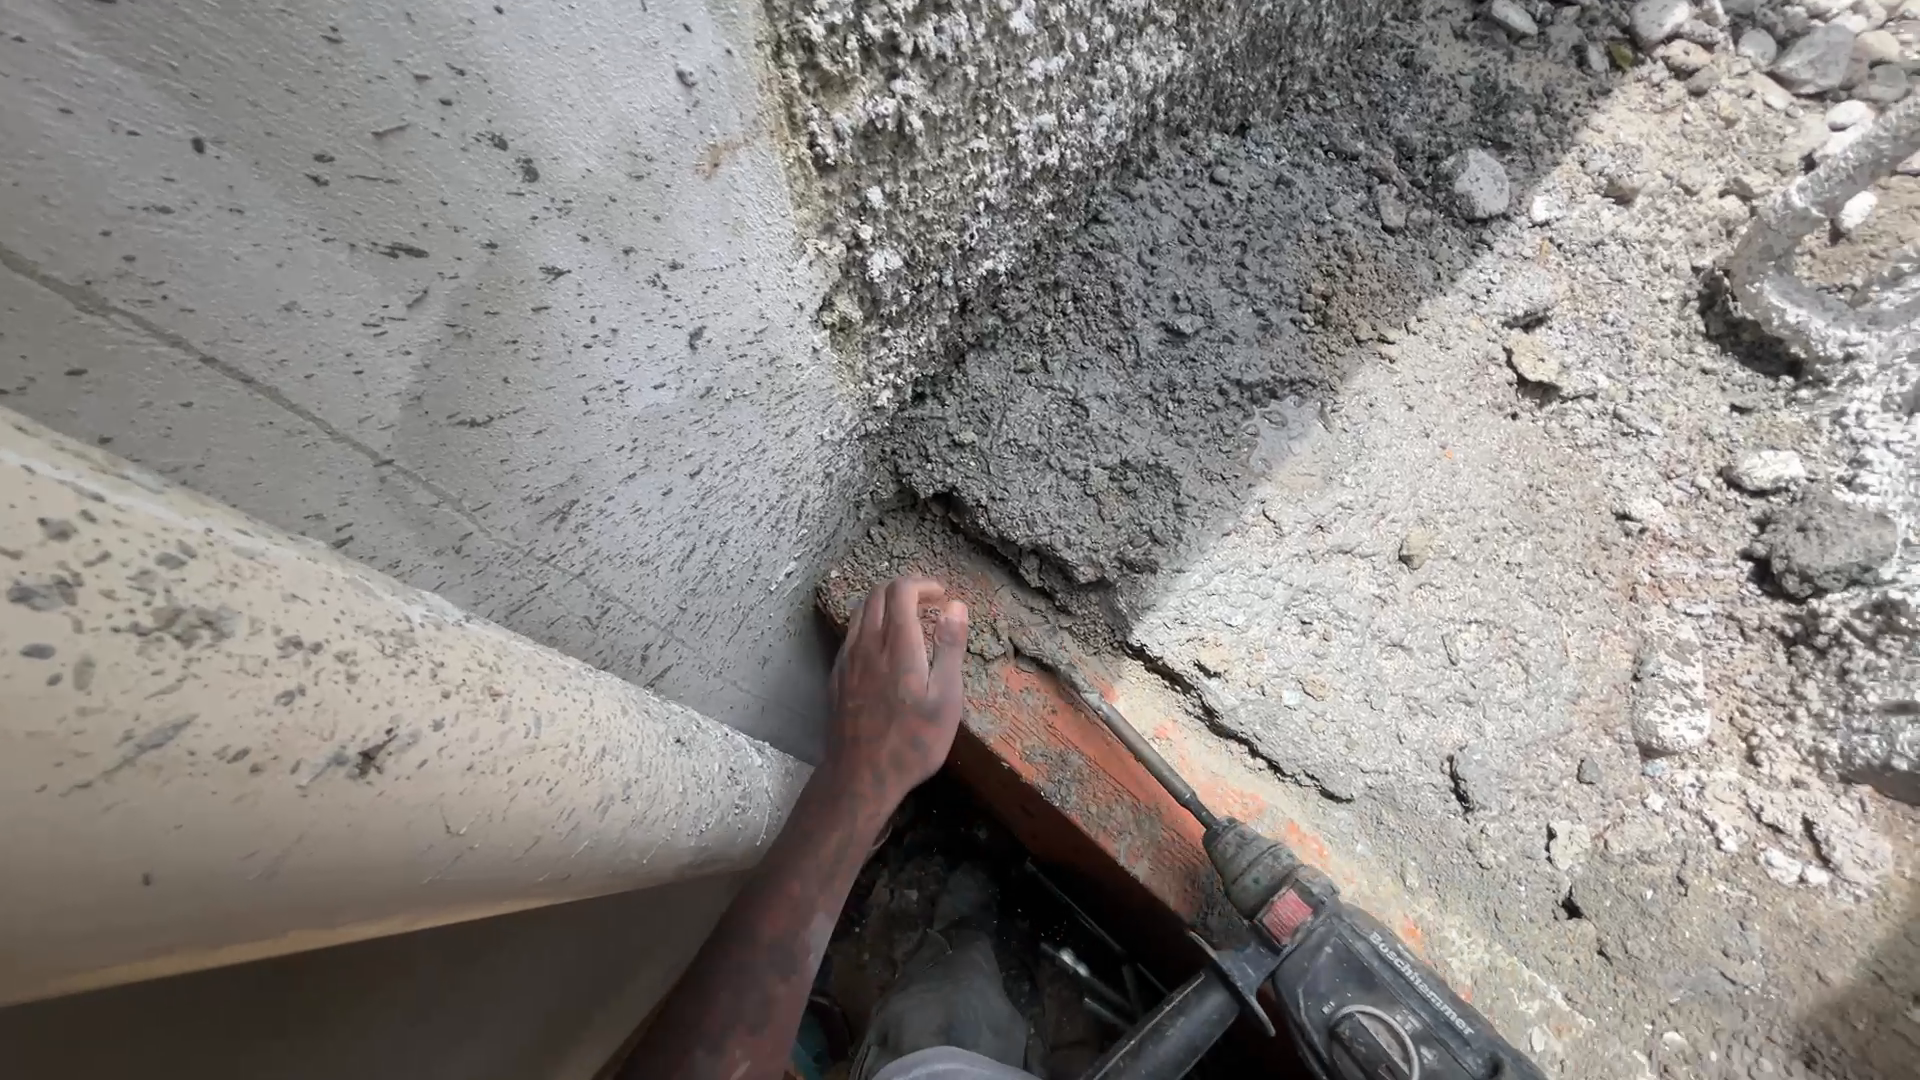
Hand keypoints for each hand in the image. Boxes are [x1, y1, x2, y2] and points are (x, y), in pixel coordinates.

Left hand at [826, 576, 968, 803]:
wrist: (861, 777)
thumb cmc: (913, 742)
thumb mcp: (946, 699)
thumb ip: (950, 647)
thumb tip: (956, 605)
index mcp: (898, 645)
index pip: (901, 590)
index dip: (922, 584)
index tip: (942, 595)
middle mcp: (868, 644)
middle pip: (877, 593)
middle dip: (904, 588)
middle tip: (928, 603)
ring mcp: (848, 659)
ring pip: (860, 611)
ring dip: (884, 603)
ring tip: (908, 618)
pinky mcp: (837, 675)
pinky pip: (851, 633)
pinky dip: (870, 623)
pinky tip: (884, 646)